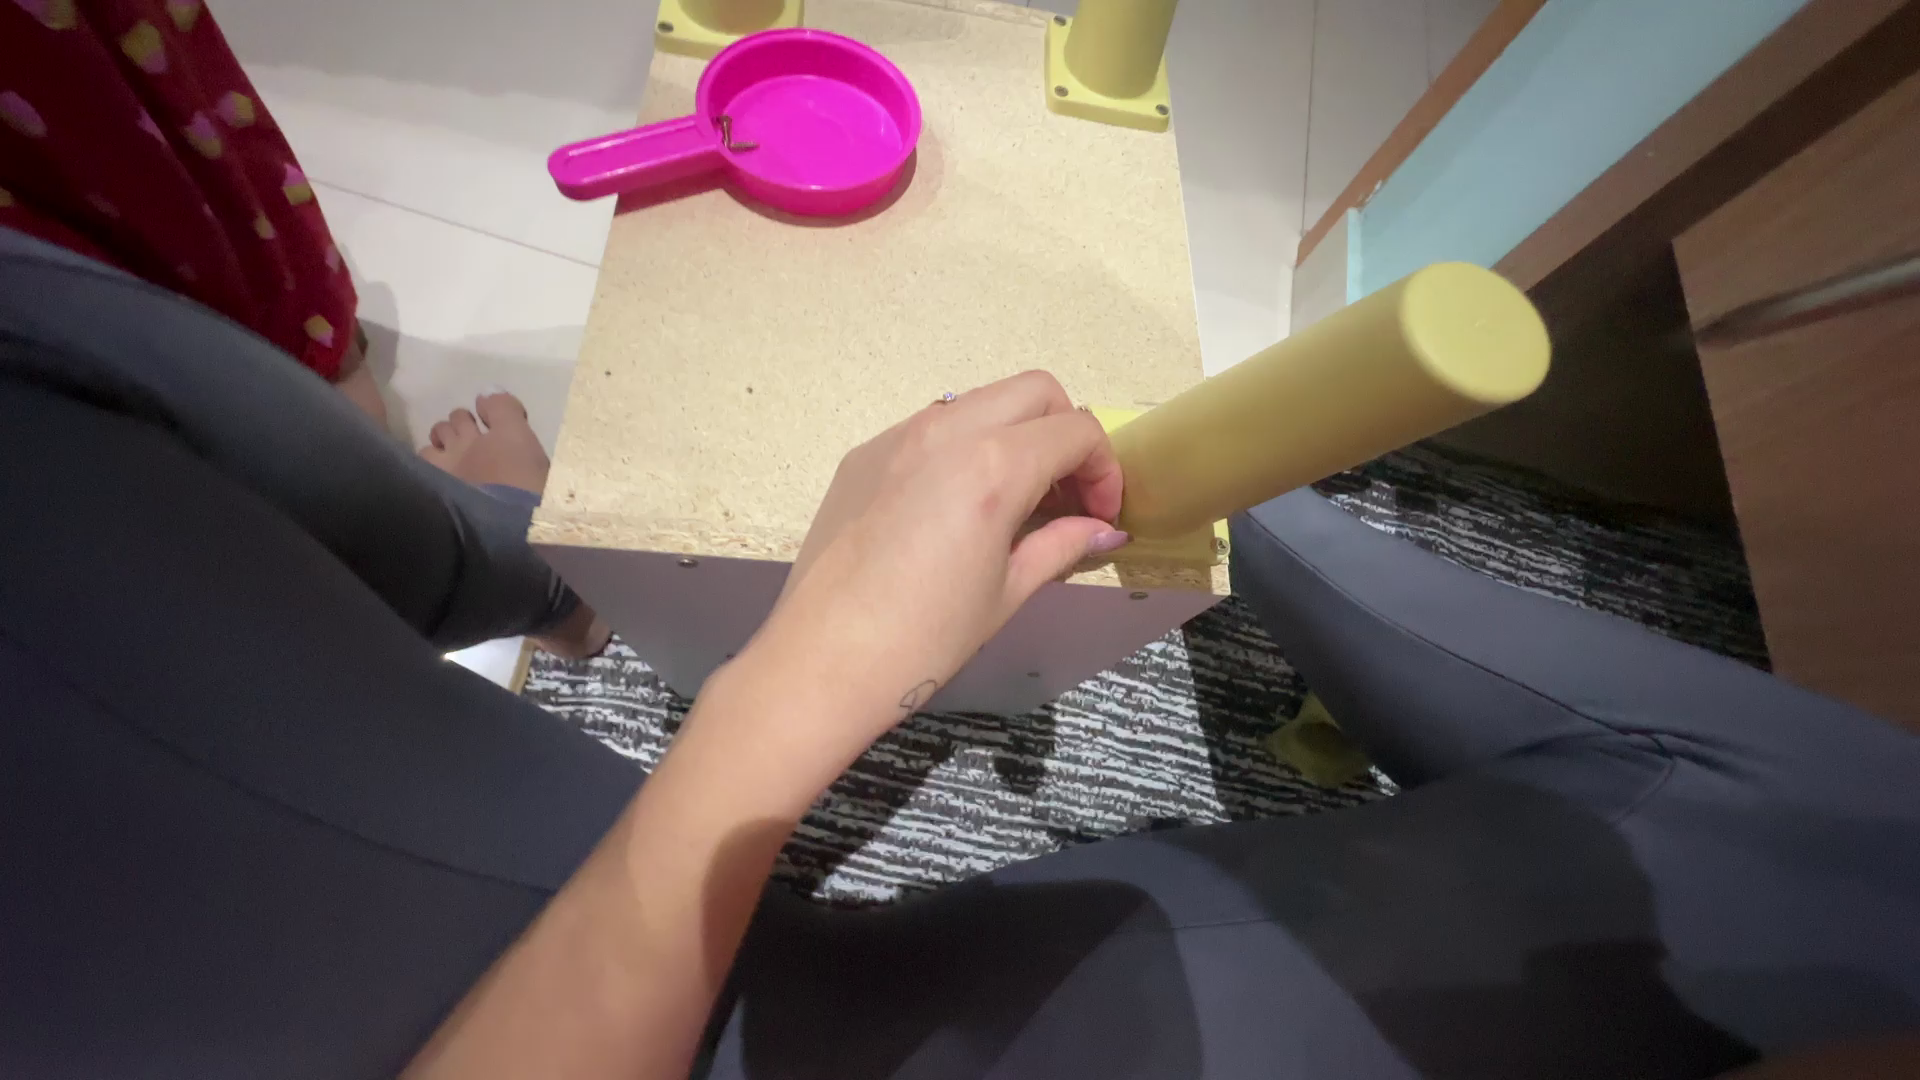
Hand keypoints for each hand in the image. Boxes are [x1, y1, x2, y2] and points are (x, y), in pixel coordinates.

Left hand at [743, 371, 1128, 757]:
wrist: (822, 660)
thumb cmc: (925, 639)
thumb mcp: (1007, 592)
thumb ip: (1062, 545)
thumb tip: (1105, 530)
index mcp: (993, 466)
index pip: (1077, 430)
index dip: (1105, 470)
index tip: (1100, 515)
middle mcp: (946, 430)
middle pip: (1034, 391)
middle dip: (1065, 432)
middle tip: (1064, 494)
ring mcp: (897, 435)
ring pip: (980, 401)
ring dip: (1014, 433)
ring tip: (1012, 498)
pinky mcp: (864, 453)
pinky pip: (931, 427)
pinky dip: (963, 447)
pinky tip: (953, 505)